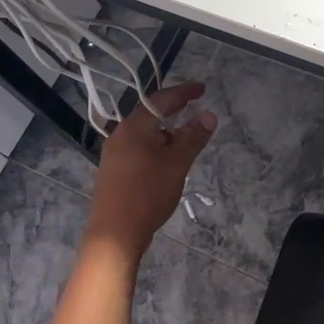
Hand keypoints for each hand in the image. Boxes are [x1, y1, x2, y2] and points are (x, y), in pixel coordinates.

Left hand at [85, 81, 216, 262]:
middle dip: (175, 113)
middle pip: (151, 116)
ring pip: (146, 135)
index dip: (184, 92)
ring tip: (188, 142)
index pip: (161, 99)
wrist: (114, 234)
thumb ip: (193, 137)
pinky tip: (168, 162)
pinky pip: (139, 149)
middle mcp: (120, 135)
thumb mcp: (177, 164)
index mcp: (134, 127)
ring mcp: (114, 154)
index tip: (202, 89)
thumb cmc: (147, 194)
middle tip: (197, 112)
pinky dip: (157, 148)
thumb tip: (209, 115)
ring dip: (167, 134)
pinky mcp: (114, 171)